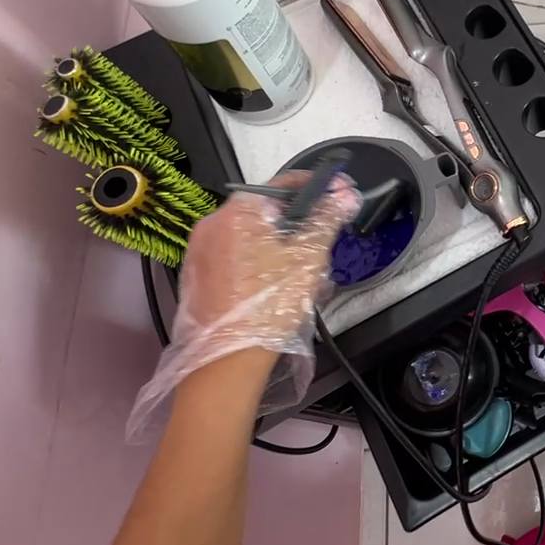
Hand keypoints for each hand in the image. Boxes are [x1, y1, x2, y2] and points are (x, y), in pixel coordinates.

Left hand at [124, 169, 360, 439]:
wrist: (226, 361)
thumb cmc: (269, 304)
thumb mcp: (308, 256)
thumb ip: (328, 218)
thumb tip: (346, 194)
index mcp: (238, 212)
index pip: (284, 183)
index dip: (318, 186)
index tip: (341, 193)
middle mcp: (212, 225)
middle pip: (268, 211)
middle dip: (301, 221)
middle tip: (327, 238)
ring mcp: (201, 252)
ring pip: (253, 235)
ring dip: (282, 243)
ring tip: (307, 269)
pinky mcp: (198, 277)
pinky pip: (237, 256)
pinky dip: (260, 261)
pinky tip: (279, 284)